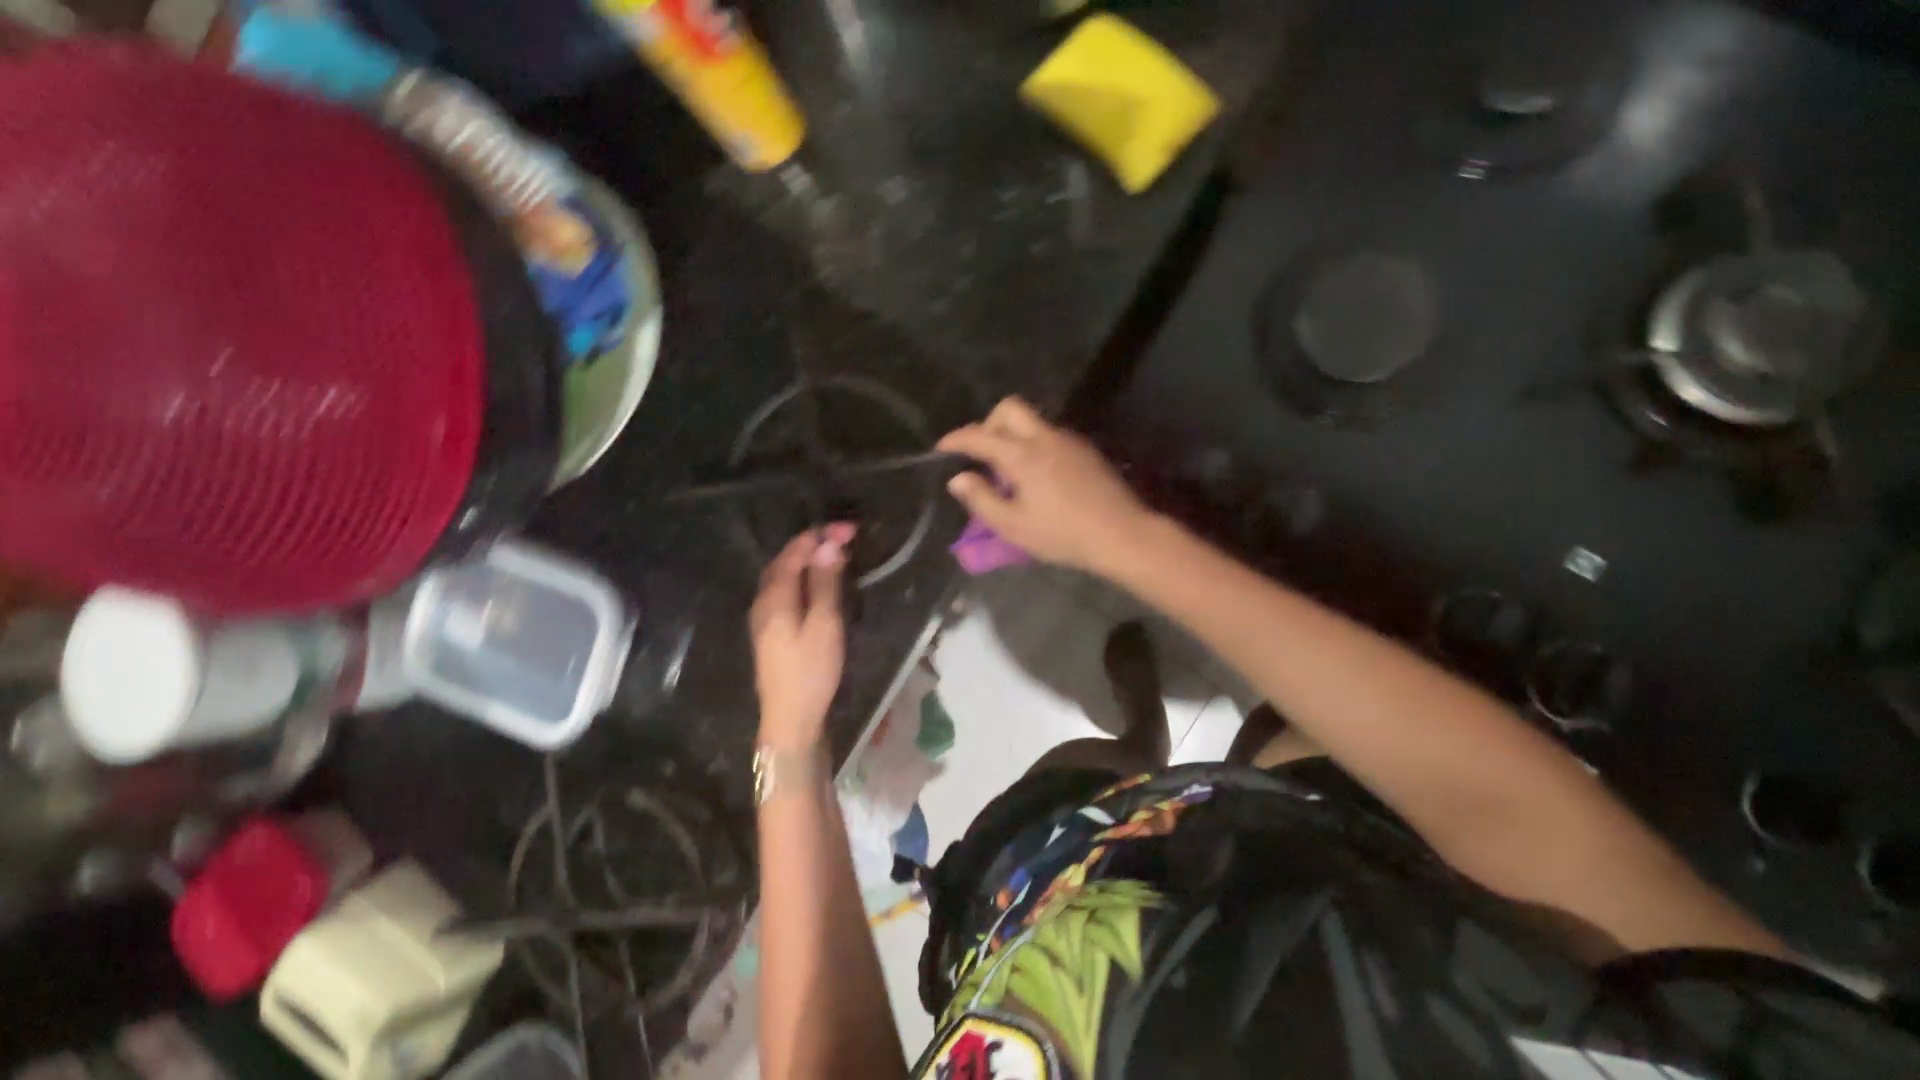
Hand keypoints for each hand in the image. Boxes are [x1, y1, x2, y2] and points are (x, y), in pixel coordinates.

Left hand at [750, 524, 854, 750]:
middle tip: (844, 538)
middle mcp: (763, 601)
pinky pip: (784, 592)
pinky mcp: (770, 632)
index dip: (820, 535)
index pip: (795, 551)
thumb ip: (824, 583)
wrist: (789, 720)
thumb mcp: (824, 625)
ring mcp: (763, 618)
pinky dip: (802, 579)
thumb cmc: (811, 672)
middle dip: (812, 544)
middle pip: (784, 561)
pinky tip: (817, 585)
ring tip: (834, 555)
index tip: (850, 530)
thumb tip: (827, 544)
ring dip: (806, 561)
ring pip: (782, 576)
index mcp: (774, 596)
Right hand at [937, 397, 1152, 574]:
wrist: (1122, 534)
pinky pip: (1049, 435)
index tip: (942, 448)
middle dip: (988, 424)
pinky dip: (1033, 445)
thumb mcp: (1014, 526)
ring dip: (1013, 435)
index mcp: (1022, 455)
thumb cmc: (1063, 535)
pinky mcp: (1085, 450)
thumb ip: (982, 499)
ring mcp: (1068, 440)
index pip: (980, 435)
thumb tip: (959, 478)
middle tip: (982, 454)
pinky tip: (1036, 477)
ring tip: (1008, 472)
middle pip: (1009, 408)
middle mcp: (1044, 437)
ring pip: (1032, 421)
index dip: (956, 439)